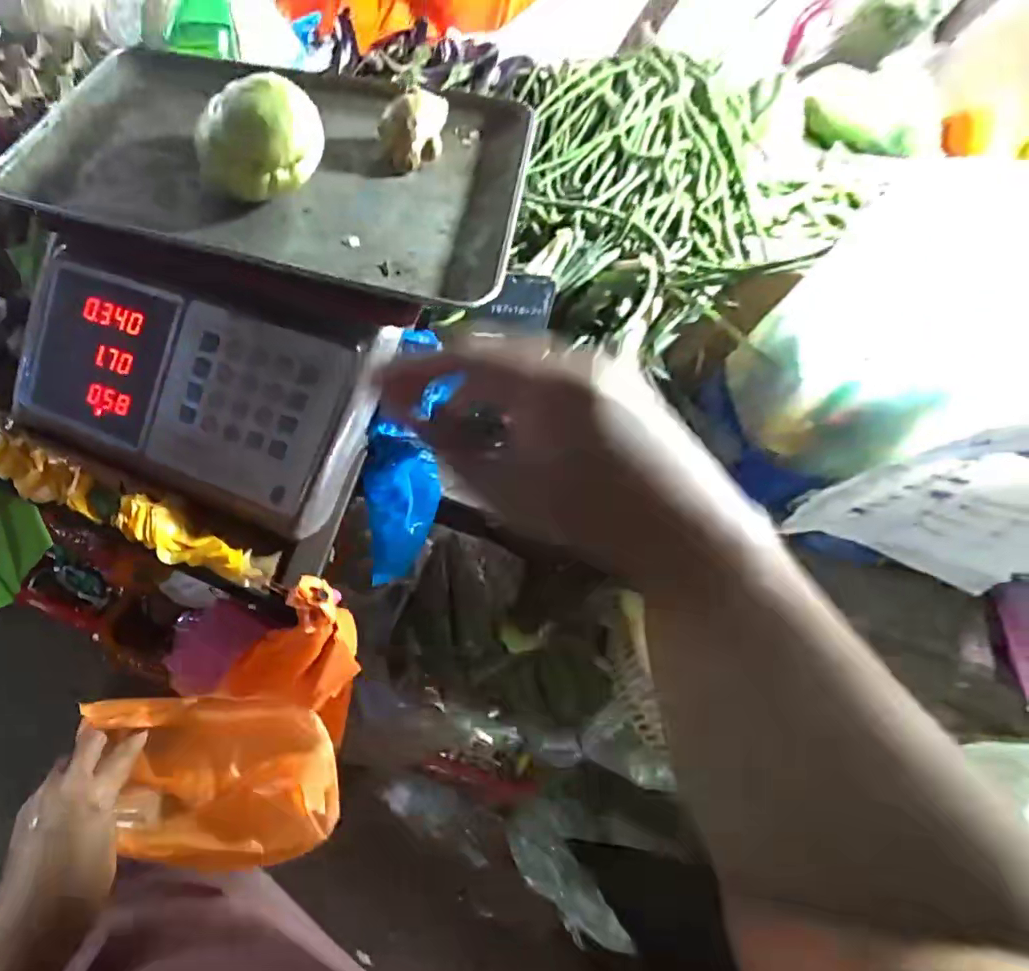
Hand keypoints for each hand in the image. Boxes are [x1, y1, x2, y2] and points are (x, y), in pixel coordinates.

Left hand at [0, 727, 147, 949]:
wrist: (31, 917)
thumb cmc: (82, 895)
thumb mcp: (109, 855)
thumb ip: (109, 821)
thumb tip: (112, 807)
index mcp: (94, 798)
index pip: (117, 761)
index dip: (131, 745)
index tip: (140, 731)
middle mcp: (66, 787)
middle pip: (84, 745)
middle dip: (97, 739)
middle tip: (109, 740)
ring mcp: (41, 795)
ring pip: (62, 764)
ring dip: (76, 763)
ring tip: (88, 772)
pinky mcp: (25, 808)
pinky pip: (48, 785)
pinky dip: (60, 786)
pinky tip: (64, 803)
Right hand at [380, 333, 777, 596]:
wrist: (686, 532)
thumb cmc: (582, 515)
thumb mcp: (496, 484)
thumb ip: (441, 441)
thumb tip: (398, 411)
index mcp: (545, 381)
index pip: (460, 356)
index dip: (410, 368)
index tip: (373, 380)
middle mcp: (576, 358)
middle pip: (487, 350)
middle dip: (436, 371)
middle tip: (397, 395)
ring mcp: (602, 366)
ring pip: (514, 358)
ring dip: (469, 380)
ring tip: (437, 409)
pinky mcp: (615, 382)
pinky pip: (541, 370)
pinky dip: (503, 386)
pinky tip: (488, 414)